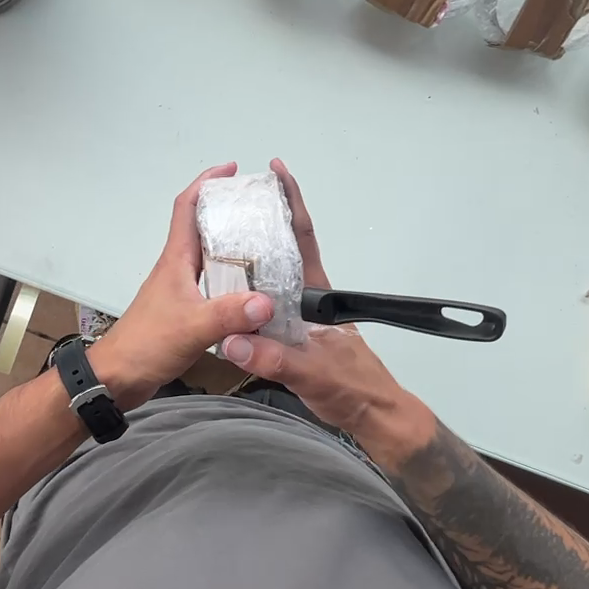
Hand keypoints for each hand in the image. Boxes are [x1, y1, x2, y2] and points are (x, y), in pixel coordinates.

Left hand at [88, 163, 275, 408]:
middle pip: (202, 227)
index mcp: (176, 260)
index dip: (207, 183)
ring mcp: (179, 288)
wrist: (118, 377)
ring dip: (232, 245)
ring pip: (209, 256)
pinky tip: (252, 290)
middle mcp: (177, 268)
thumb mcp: (191, 328)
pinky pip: (212, 283)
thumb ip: (228, 315)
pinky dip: (232, 278)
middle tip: (260, 208)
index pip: (187, 208)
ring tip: (266, 244)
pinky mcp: (183, 309)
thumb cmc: (145, 345)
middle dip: (228, 210)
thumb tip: (266, 302)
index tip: (231, 171)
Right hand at [219, 161, 433, 459]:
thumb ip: (276, 359)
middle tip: (229, 201)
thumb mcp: (314, 375)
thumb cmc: (355, 390)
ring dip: (247, 256)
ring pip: (268, 277)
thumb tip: (235, 340)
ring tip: (216, 238)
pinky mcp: (290, 336)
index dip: (291, 202)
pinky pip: (260, 305)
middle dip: (259, 220)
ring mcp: (298, 316)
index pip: (302, 238)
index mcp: (318, 294)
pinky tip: (223, 292)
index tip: (277, 171)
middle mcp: (306, 297)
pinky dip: (243, 293)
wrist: (373, 418)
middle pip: (281, 249)